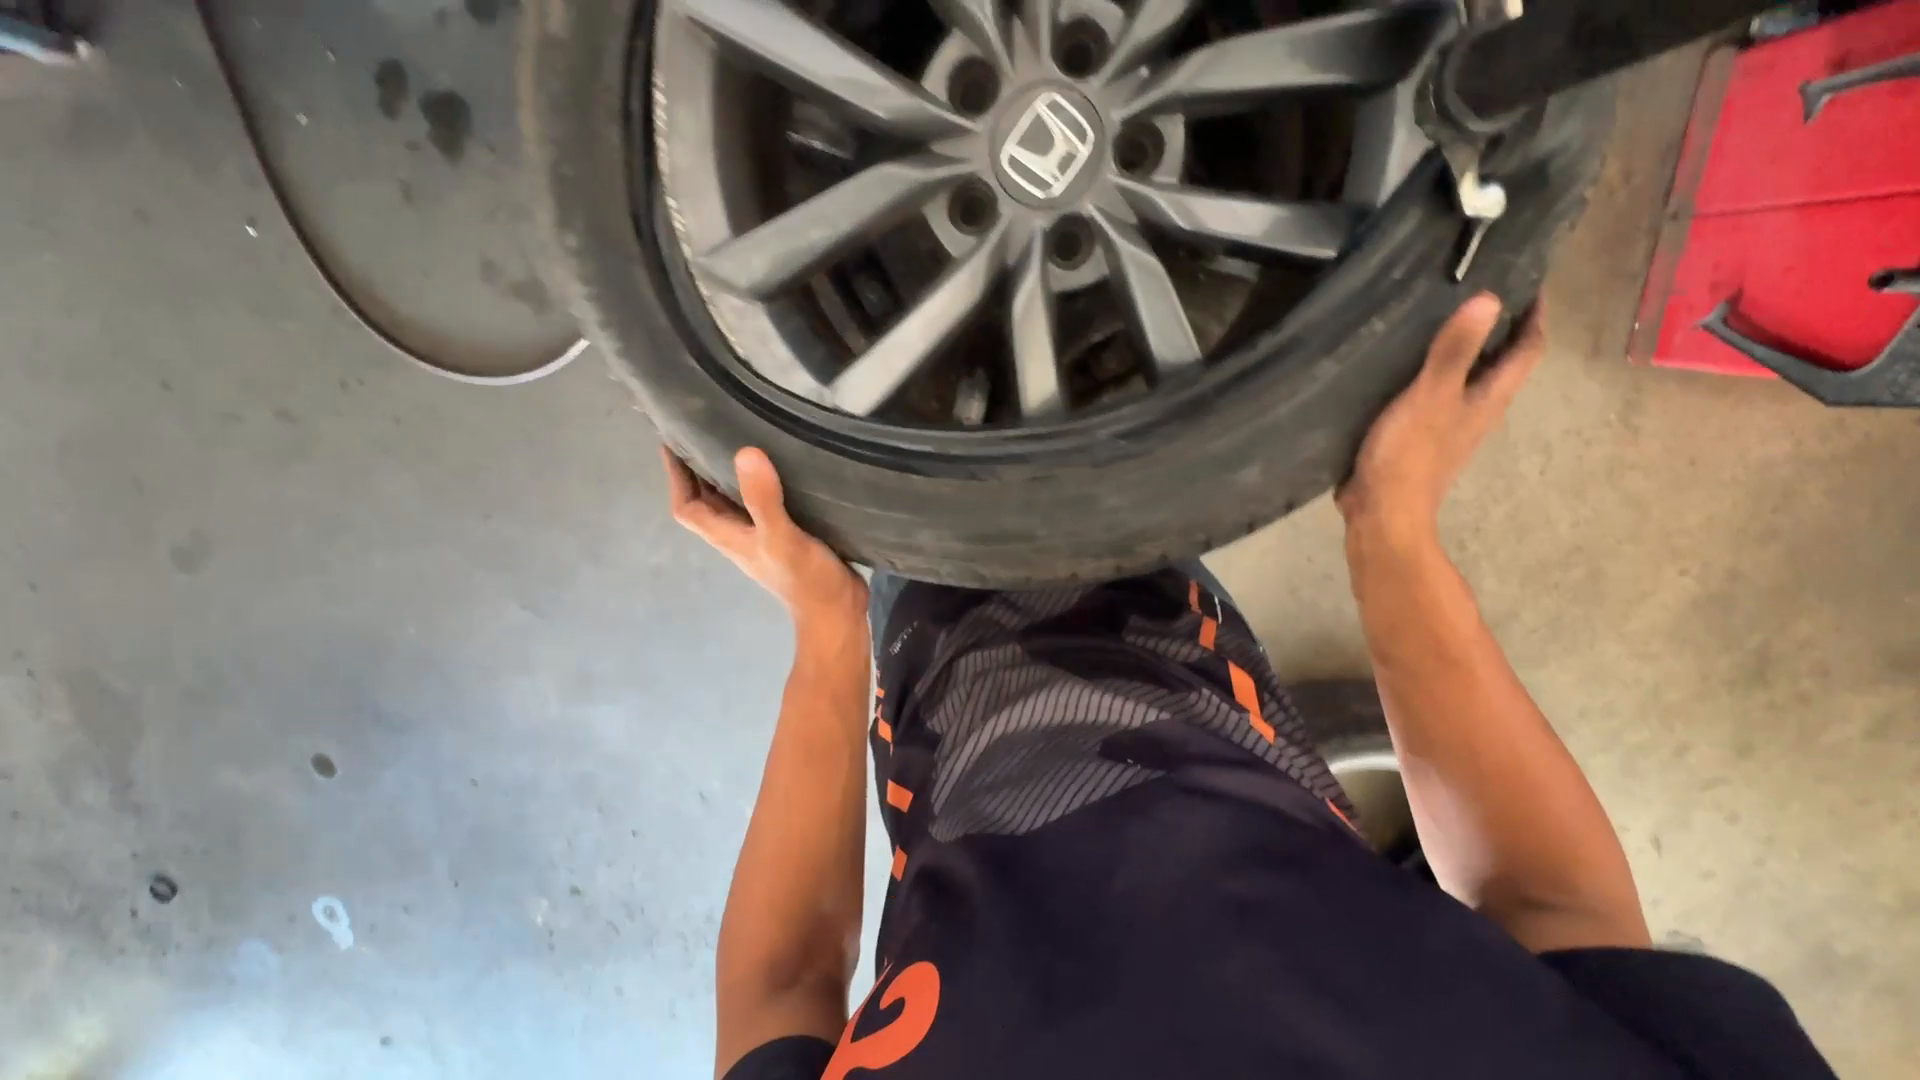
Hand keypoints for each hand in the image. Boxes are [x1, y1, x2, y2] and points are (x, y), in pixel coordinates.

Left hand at [662, 446, 868, 629]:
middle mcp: (741, 536)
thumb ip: (763, 498)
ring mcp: (764, 538)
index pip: (687, 507)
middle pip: (708, 503)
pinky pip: (765, 505)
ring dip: (730, 476)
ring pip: (736, 503)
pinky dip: (762, 486)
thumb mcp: (781, 536)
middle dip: (700, 471)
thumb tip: (745, 453)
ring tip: (739, 441)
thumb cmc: (805, 578)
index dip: (676, 477)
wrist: (837, 612)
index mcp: (729, 537)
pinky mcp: (788, 537)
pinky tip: (778, 468)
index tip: (674, 442)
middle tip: (706, 431)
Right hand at [1337, 293, 1544, 545]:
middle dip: (1497, 329)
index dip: (1535, 315)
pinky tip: (1400, 366)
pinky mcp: (1418, 438)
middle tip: (1476, 290)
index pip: (1528, 349)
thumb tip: (1490, 299)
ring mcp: (1448, 427)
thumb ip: (1455, 350)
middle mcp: (1477, 410)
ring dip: (1462, 352)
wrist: (1382, 512)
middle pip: (1500, 363)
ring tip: (1436, 319)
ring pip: (1465, 380)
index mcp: (1489, 398)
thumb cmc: (1411, 455)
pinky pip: (1432, 397)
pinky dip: (1427, 375)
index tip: (1528, 280)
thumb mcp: (1431, 396)